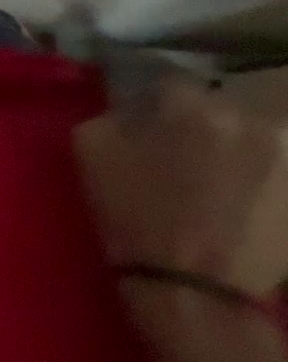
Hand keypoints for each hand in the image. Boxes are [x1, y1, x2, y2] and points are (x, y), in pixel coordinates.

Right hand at [77, 77, 287, 296]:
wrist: (194, 284)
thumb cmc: (131, 209)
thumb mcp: (92, 147)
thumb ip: (114, 112)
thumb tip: (131, 103)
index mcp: (194, 107)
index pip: (169, 77)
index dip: (151, 91)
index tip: (140, 105)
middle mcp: (253, 123)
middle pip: (220, 104)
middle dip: (198, 118)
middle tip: (176, 140)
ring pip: (254, 135)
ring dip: (233, 144)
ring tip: (210, 170)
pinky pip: (275, 166)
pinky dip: (257, 172)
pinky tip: (234, 193)